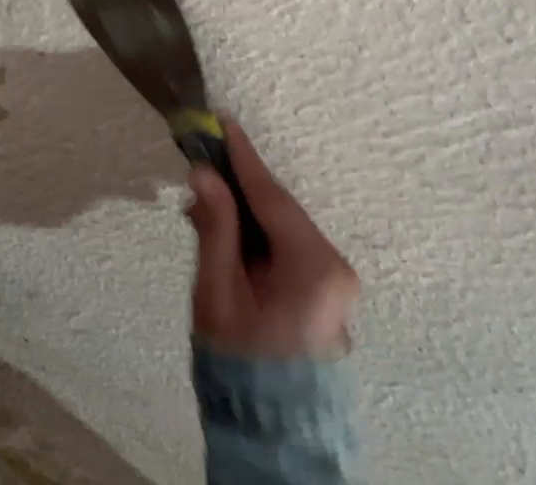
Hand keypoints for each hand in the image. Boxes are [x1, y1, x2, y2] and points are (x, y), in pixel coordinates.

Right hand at [186, 118, 358, 358]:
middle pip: (278, 208)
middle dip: (238, 183)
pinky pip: (287, 242)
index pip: (272, 197)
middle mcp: (334, 264)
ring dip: (243, 207)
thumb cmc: (239, 354)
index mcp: (314, 265)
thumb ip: (215, 228)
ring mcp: (334, 277)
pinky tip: (225, 226)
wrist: (271, 415)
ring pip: (282, 224)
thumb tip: (204, 174)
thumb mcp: (218, 290)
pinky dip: (255, 229)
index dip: (243, 157)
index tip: (221, 120)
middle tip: (201, 156)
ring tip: (204, 196)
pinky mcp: (324, 286)